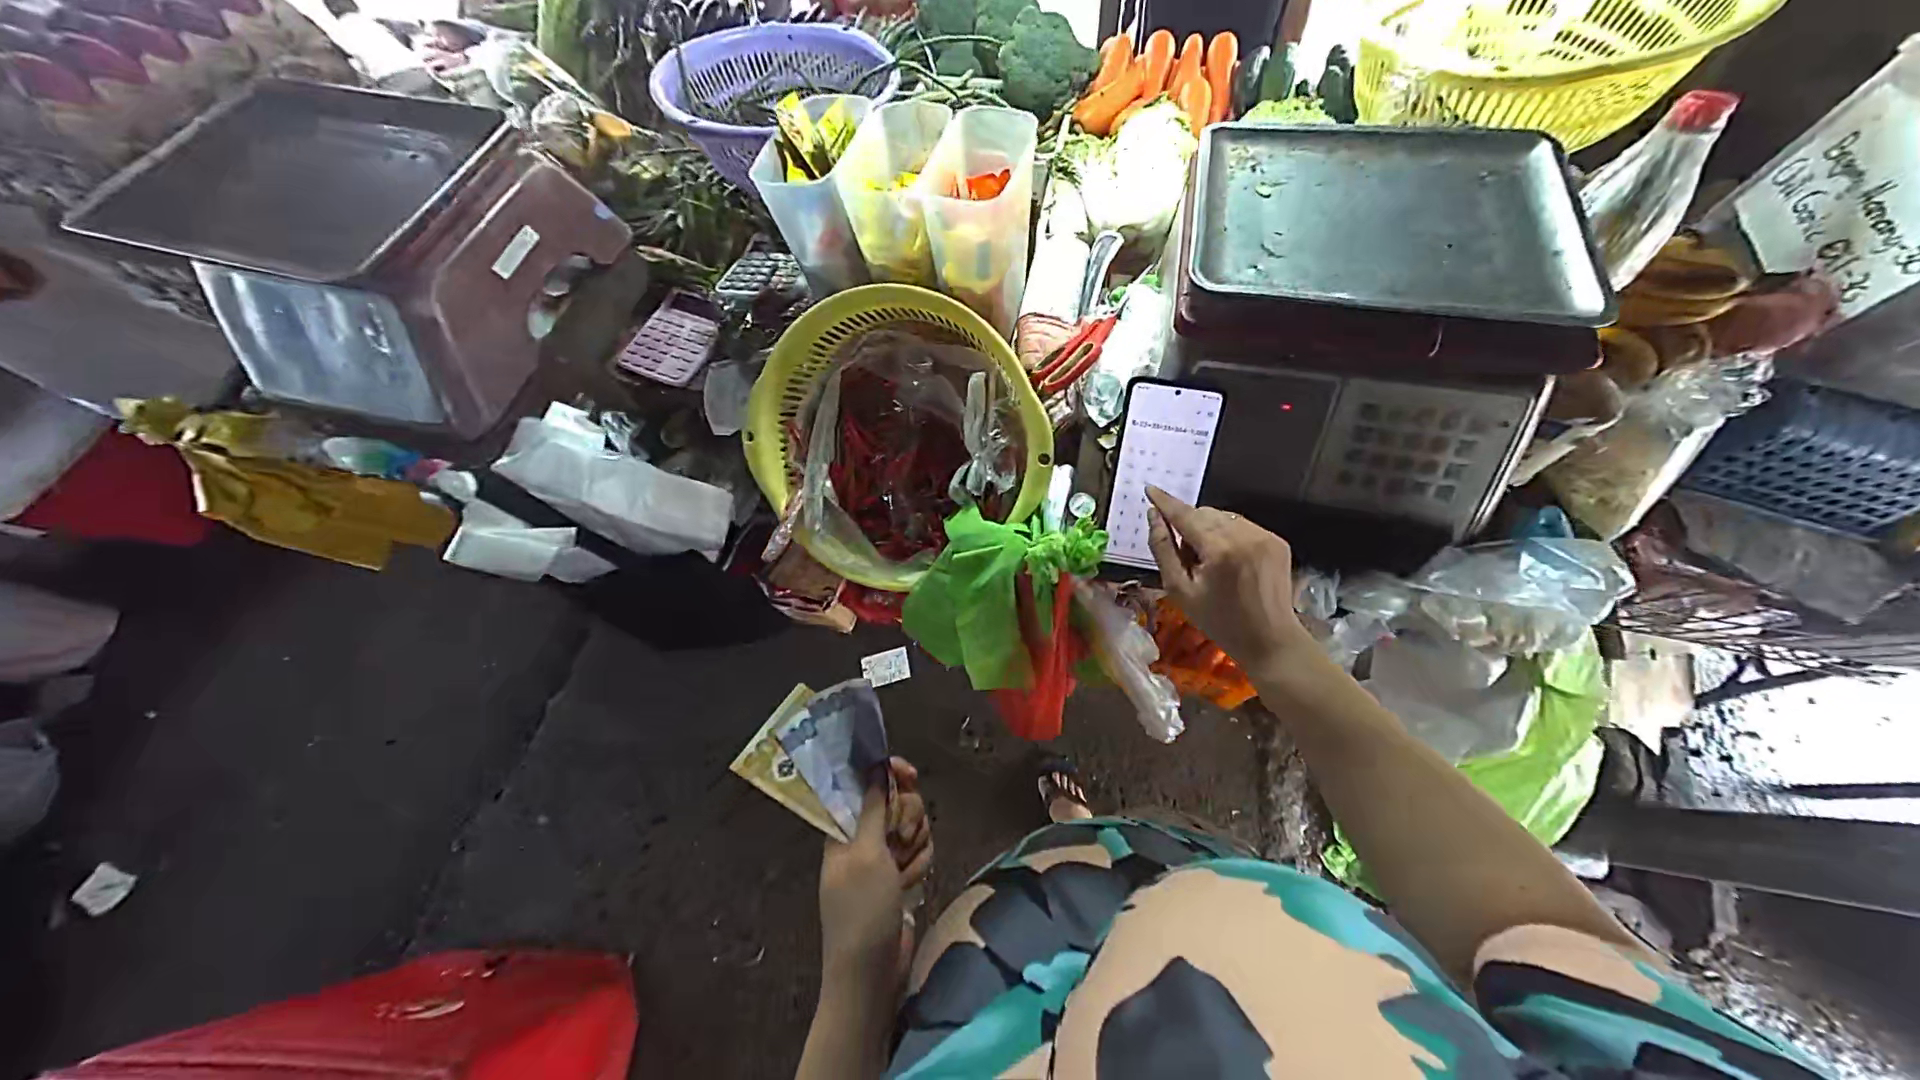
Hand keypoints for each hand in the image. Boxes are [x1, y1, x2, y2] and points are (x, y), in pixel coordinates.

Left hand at [819, 757, 931, 985]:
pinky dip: (920, 865)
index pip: (868, 783)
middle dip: (908, 816)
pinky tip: (911, 886)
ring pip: (914, 826)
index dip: (889, 773)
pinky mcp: (900, 875)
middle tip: (902, 840)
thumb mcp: (866, 855)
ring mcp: (884, 857)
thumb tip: (875, 767)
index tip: (909, 773)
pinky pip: (920, 851)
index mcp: (845, 827)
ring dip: (916, 846)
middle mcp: (864, 836)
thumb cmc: (861, 911)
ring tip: (903, 873)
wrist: (871, 973)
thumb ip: (874, 807)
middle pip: (898, 801)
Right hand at [1145, 486, 1313, 675]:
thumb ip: (1163, 549)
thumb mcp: (1179, 589)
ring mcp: (1264, 536)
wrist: (1269, 640)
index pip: (1185, 515)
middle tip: (1186, 557)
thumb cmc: (1219, 621)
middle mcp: (1244, 535)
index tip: (1150, 489)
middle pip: (1204, 513)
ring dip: (1208, 530)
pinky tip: (1229, 562)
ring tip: (1209, 561)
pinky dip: (1228, 536)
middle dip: (1189, 525)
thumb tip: (1153, 517)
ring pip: (1223, 517)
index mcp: (1218, 549)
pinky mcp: (1277, 541)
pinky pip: (1242, 526)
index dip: (1165, 502)